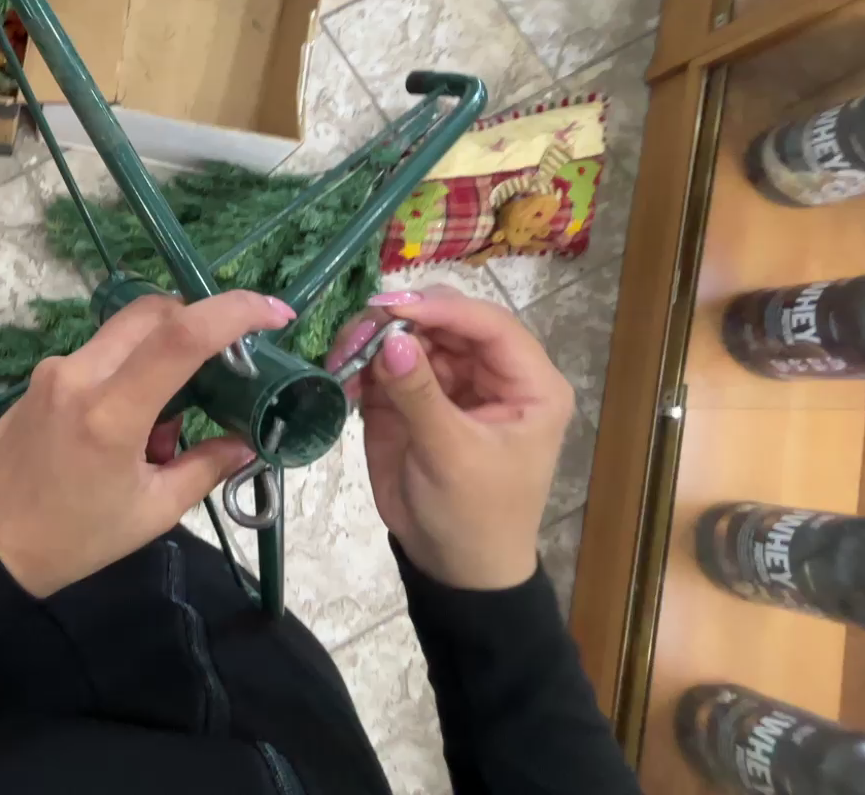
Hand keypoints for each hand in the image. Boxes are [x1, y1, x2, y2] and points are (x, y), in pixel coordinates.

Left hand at [0, 290, 295, 596]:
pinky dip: (129, 368)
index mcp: (110, 413)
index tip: (273, 314)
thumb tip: (247, 440)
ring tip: (166, 422)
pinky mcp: (41, 375)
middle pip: (151, 314)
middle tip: (227, 362)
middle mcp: (77, 375)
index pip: (179, 336)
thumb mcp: (153, 512)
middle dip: (198, 322)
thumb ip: (206, 467)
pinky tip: (130, 422)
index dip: (233, 312)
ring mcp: (53, 370)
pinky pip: (100, 351)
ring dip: (161, 352)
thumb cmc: (75, 536)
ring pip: (124, 330)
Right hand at [323, 285, 573, 590]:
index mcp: (525, 384)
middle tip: (358, 330)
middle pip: (443, 320)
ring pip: (406, 335)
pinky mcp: (405, 395)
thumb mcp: (451, 453)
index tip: (392, 306)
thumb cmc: (473, 511)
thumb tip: (389, 338)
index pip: (489, 325)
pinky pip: (380, 361)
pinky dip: (357, 361)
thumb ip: (420, 393)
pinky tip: (339, 372)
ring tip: (341, 355)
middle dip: (400, 319)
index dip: (443, 309)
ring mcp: (444, 382)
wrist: (448, 559)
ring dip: (371, 338)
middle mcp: (486, 372)